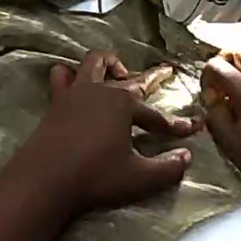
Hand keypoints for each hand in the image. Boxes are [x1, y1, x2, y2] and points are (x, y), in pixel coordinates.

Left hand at [6, 51, 198, 217]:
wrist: (46, 176)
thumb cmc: (95, 176)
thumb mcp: (139, 178)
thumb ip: (167, 168)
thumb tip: (186, 156)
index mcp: (123, 105)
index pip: (156, 116)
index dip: (176, 125)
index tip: (193, 127)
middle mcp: (101, 90)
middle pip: (130, 81)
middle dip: (151, 79)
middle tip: (165, 72)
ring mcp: (76, 91)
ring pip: (93, 62)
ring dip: (108, 63)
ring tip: (118, 72)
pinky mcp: (56, 99)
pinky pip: (62, 76)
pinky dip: (71, 75)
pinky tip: (76, 83)